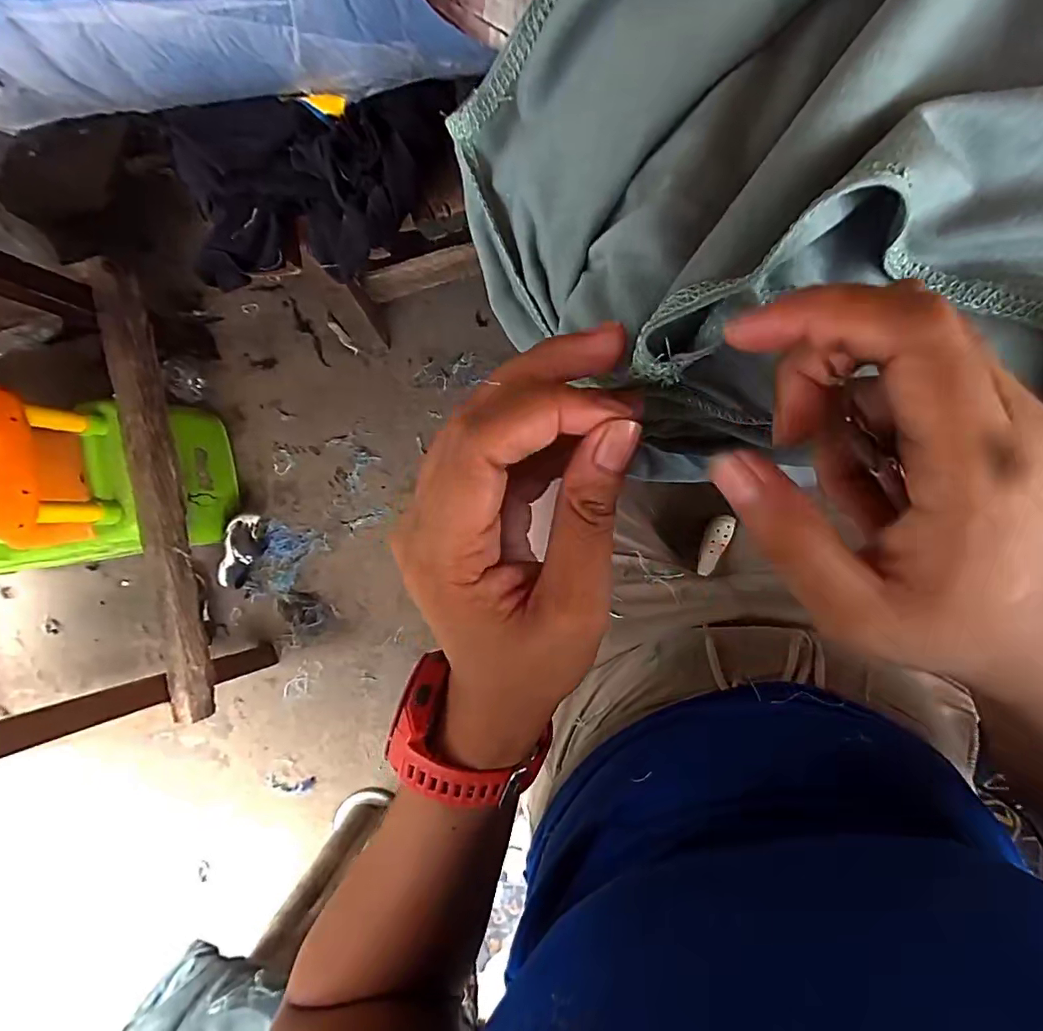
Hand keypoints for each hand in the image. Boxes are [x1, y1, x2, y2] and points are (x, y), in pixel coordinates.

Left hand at [392, 325, 641, 768]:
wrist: (494, 700)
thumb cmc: (532, 669)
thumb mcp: (576, 606)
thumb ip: (590, 514)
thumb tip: (618, 428)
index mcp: (442, 546)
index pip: (479, 446)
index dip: (546, 410)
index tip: (614, 406)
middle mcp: (425, 511)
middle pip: (475, 415)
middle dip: (544, 372)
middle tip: (611, 343)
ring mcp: (437, 503)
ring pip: (484, 419)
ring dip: (546, 387)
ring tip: (609, 365)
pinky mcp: (460, 502)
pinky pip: (498, 445)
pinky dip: (545, 423)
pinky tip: (588, 412)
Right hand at [707, 282, 1042, 690]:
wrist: (1020, 637)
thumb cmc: (939, 628)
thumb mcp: (848, 608)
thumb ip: (787, 537)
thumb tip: (726, 463)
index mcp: (973, 462)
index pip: (911, 333)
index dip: (822, 315)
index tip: (748, 337)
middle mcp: (1005, 414)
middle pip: (902, 318)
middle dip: (818, 355)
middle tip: (789, 432)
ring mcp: (1007, 403)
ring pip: (900, 338)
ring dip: (838, 386)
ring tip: (829, 467)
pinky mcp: (993, 404)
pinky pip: (909, 366)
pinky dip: (861, 400)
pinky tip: (862, 463)